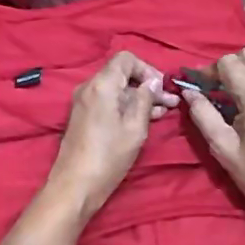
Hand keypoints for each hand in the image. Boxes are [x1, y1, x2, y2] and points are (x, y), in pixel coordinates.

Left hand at [47, 52, 179, 217]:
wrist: (75, 186)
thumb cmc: (109, 156)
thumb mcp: (136, 127)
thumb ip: (145, 99)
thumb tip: (152, 83)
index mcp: (102, 84)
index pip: (126, 59)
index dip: (147, 69)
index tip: (161, 88)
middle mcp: (89, 86)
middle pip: (121, 73)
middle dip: (146, 85)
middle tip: (169, 102)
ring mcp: (83, 101)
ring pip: (116, 88)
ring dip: (138, 97)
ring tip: (163, 112)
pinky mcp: (82, 115)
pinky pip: (107, 100)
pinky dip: (125, 105)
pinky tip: (144, 118)